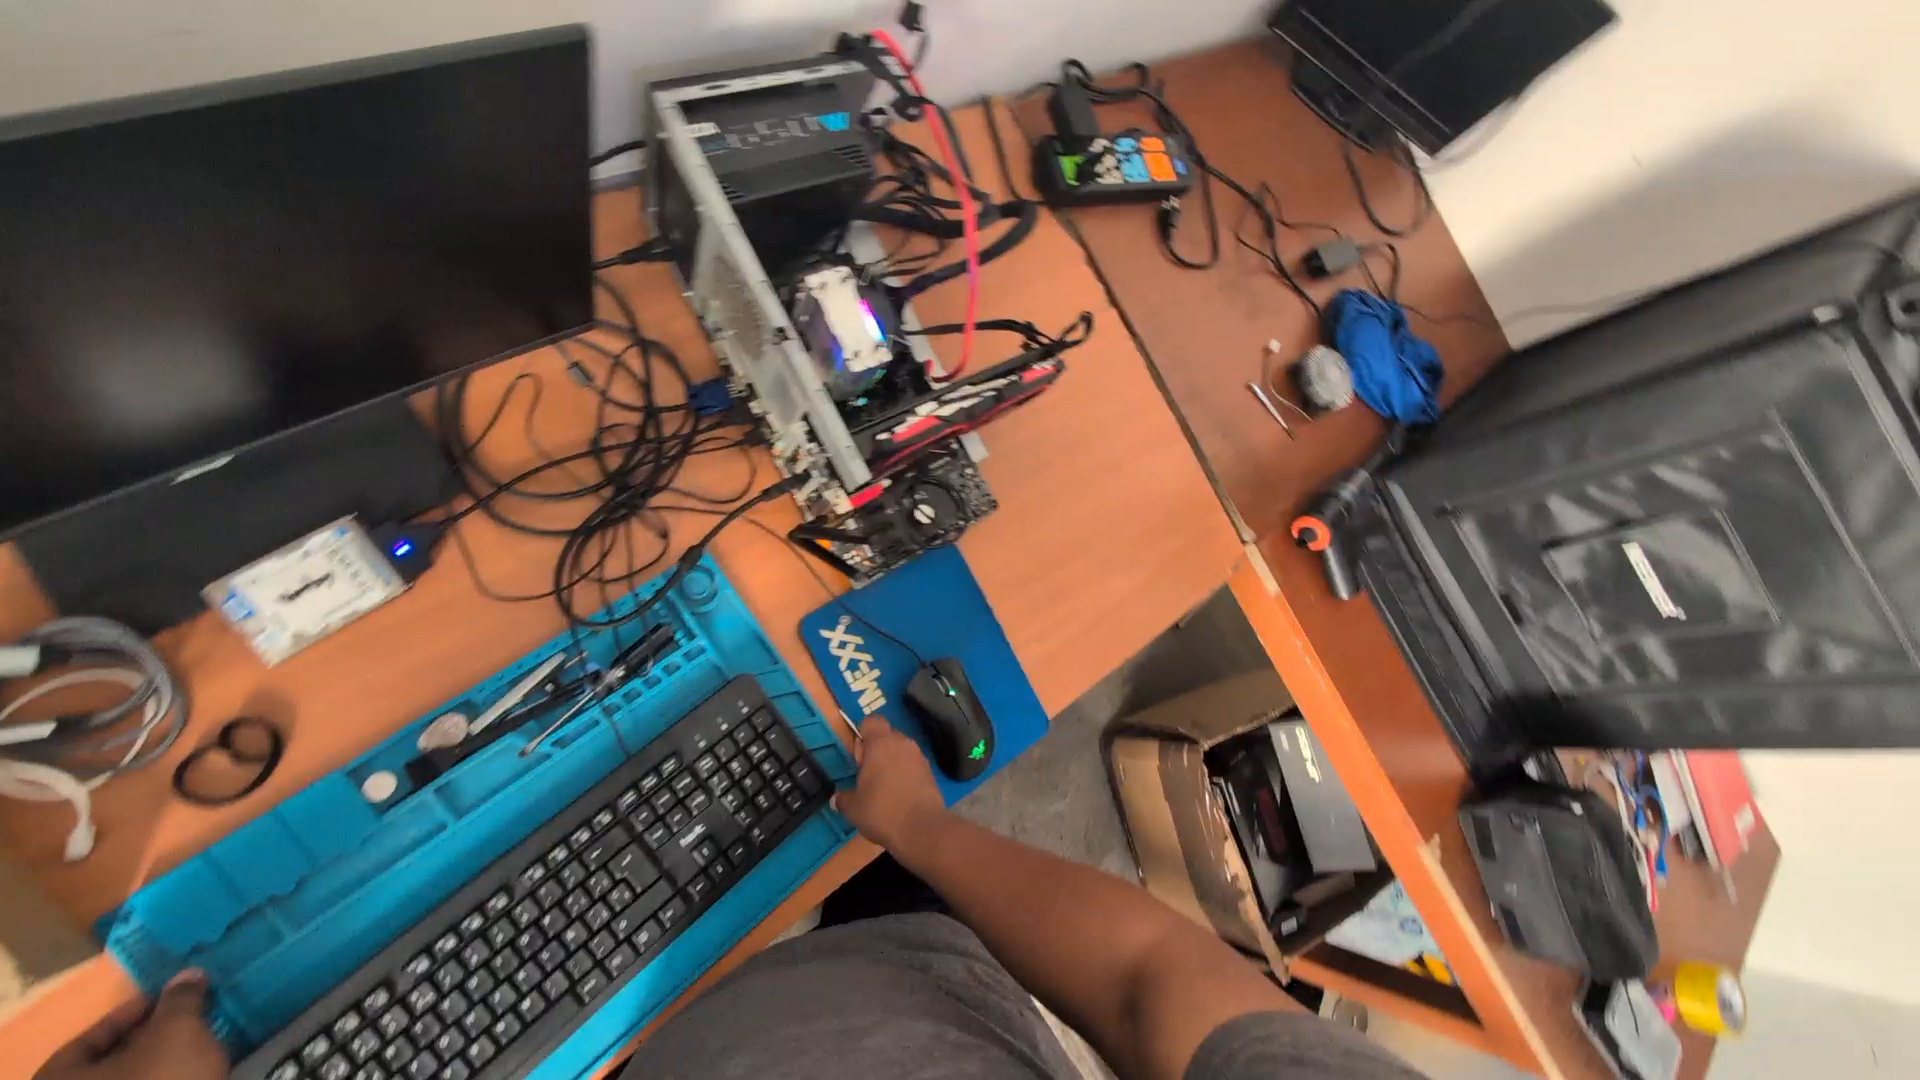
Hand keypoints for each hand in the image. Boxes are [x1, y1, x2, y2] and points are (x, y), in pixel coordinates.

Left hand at [35, 970, 227, 1079]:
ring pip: (130, 1079)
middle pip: (109, 1060)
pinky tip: (195, 1068)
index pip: (91, 1036)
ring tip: (200, 1038)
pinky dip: (167, 1077)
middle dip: (152, 1034)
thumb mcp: (176, 1031)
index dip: (134, 1010)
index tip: (172, 995)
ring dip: (163, 1057)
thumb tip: (187, 975)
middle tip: (191, 1012)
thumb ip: (180, 1000)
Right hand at [832, 713, 949, 852]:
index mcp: (881, 743)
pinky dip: (906, 773)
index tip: (858, 755)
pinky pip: (913, 764)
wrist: (922, 828)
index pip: (871, 721)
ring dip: (893, 761)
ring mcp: (919, 757)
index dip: (863, 733)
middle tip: (868, 773)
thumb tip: (837, 799)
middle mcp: (902, 743)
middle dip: (877, 749)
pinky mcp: (931, 772)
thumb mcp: (854, 808)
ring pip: (902, 750)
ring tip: (884, 786)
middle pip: (888, 735)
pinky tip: (900, 794)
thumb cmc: (882, 811)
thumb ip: (844, 799)